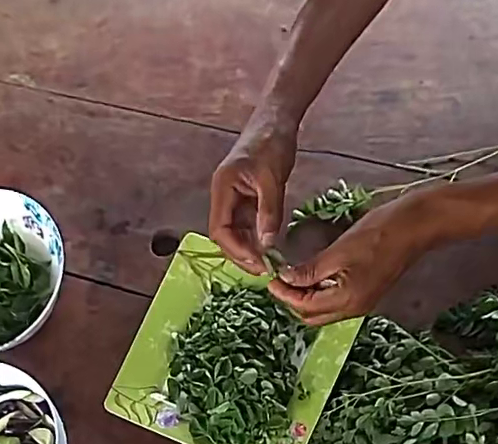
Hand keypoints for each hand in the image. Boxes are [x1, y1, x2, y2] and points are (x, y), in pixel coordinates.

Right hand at [209, 123, 297, 273]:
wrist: (277, 119)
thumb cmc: (272, 141)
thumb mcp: (272, 179)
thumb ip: (269, 212)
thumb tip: (267, 245)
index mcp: (222, 188)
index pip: (220, 230)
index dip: (237, 250)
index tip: (258, 262)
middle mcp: (223, 197)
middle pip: (225, 237)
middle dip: (242, 255)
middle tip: (264, 269)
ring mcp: (233, 200)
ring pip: (235, 235)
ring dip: (249, 251)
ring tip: (268, 264)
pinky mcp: (245, 201)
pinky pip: (246, 227)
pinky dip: (256, 240)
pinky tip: (269, 250)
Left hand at [269, 193, 436, 325]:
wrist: (416, 226)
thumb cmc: (380, 233)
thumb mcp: (339, 250)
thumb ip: (311, 270)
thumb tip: (286, 279)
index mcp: (346, 301)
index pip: (304, 307)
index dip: (284, 294)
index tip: (270, 279)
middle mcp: (353, 310)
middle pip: (312, 316)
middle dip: (293, 301)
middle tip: (279, 280)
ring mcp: (361, 305)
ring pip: (323, 311)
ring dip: (306, 298)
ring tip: (292, 277)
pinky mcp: (365, 295)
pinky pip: (335, 302)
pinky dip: (320, 293)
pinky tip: (313, 276)